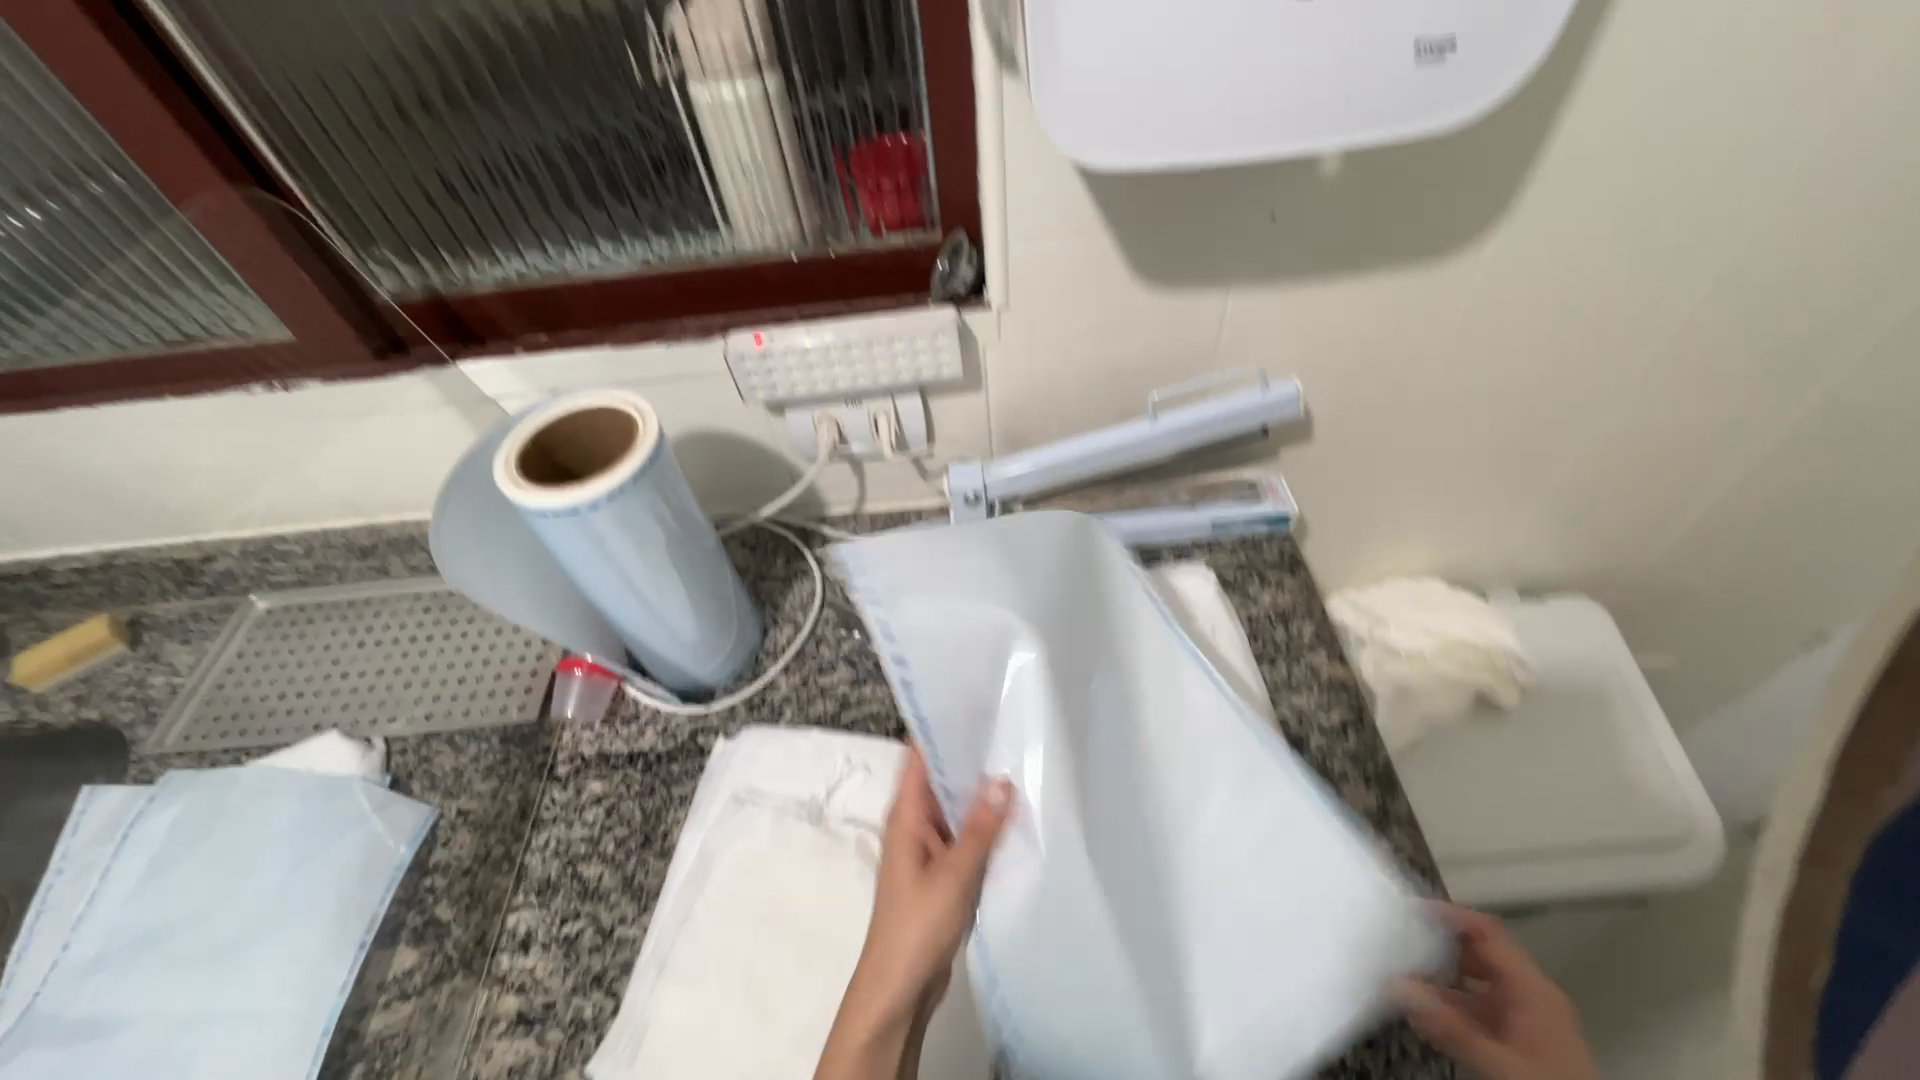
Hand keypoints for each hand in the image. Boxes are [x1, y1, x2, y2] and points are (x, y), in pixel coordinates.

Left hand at [848, 747, 1013, 1024]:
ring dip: (982, 793)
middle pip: (942, 779)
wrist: (900, 986)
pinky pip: (966, 836)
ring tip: (1022, 762)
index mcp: (906, 815)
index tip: (974, 701)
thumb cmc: (918, 924)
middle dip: (972, 757)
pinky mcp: (943, 872)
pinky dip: (986, 825)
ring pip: (957, 809)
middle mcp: (915, 825)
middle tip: (1012, 727)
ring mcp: (929, 849)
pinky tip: (1017, 816)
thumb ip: (981, 826)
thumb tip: (1001, 778)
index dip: (941, 726)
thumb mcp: (955, 872)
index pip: (919, 755)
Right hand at [1392, 905, 1599, 1079]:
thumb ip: (1449, 1028)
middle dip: (1437, 949)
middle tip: (1395, 944)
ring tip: (1396, 982)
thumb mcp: (1499, 1065)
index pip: (1488, 934)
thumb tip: (1394, 987)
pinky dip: (1448, 1010)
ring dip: (1437, 984)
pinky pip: (1476, 1012)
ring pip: (1474, 985)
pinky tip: (1420, 1018)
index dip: (1451, 916)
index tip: (1410, 911)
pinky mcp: (1517, 1042)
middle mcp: (1529, 996)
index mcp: (1533, 990)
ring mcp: (1524, 1020)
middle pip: (1478, 955)